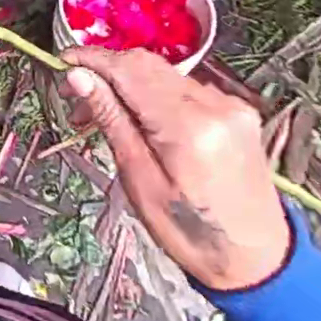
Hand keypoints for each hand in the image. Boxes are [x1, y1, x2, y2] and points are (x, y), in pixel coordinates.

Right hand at [60, 47, 288, 290]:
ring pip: (165, 73)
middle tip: (76, 96)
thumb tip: (80, 77)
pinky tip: (143, 119)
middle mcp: (214, 104)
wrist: (257, 260)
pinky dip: (157, 94)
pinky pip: (186, 87)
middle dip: (107, 70)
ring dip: (130, 83)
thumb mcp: (141, 183)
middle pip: (148, 64)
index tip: (63, 62)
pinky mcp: (236, 109)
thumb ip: (112, 121)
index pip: (131, 70)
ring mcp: (230, 104)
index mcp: (189, 126)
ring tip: (104, 112)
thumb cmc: (190, 233)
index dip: (93, 60)